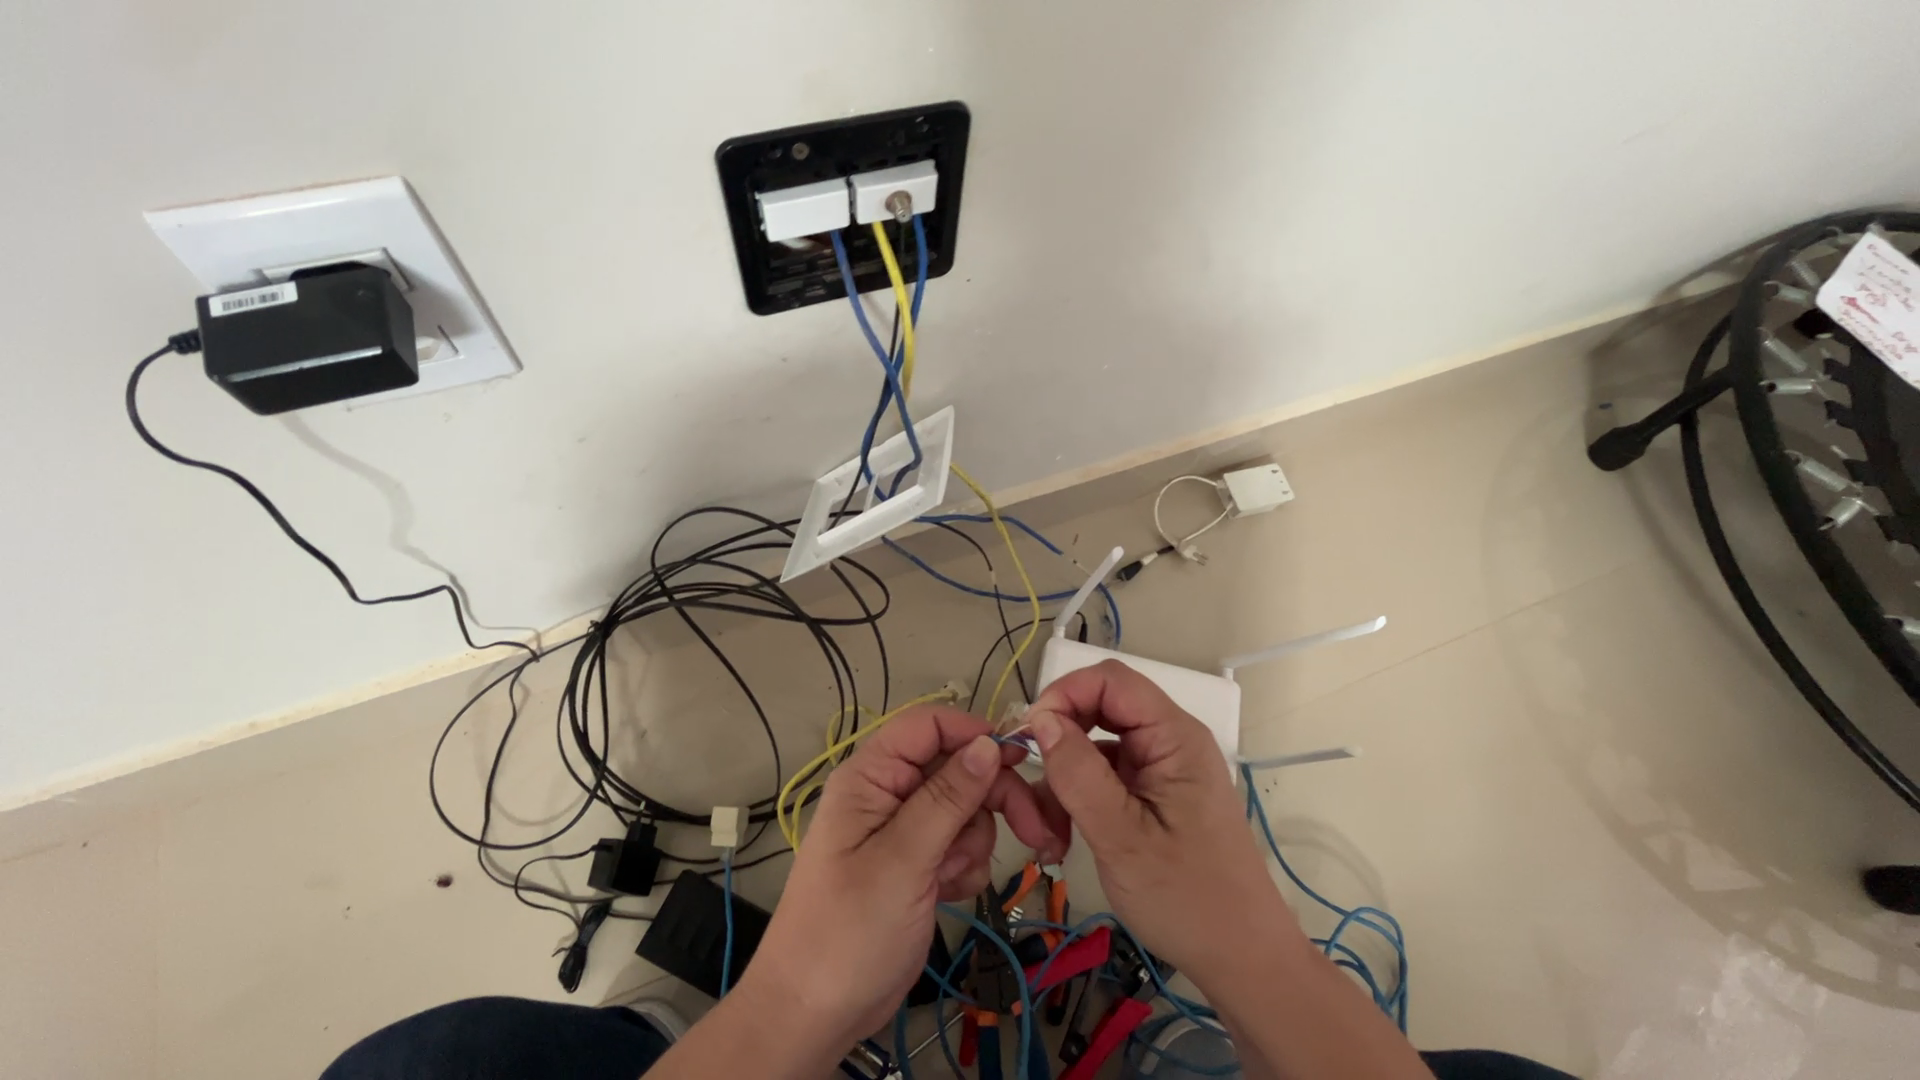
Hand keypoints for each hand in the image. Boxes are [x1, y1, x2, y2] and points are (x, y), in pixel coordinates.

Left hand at [739, 706, 1062, 1048]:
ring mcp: (904, 832)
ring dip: (974, 840)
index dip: (973, 733)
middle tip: (1033, 830)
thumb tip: (988, 743)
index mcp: (871, 778)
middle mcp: (888, 795)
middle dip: (992, 796)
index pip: (927, 726)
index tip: (1020, 759)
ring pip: (966, 807)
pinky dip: (966, 866)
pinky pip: (961, 844)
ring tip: (951, 877)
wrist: (818, 1013)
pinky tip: (950, 893)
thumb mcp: (902, 860)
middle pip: (957, 767)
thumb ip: (947, 798)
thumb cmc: (849, 931)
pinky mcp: (918, 865)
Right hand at [1026, 660, 1290, 984]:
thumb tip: (1040, 718)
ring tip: (1047, 830)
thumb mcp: (1121, 837)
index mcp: (1174, 737)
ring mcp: (1162, 768)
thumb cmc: (1187, 898)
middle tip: (1030, 782)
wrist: (1241, 957)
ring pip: (1095, 744)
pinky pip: (1105, 775)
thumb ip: (1078, 773)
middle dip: (1059, 738)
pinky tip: (1063, 836)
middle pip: (1101, 708)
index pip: (1110, 680)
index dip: (1064, 693)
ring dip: (1064, 777)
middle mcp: (1170, 741)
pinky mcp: (1154, 794)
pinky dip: (1078, 797)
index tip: (1029, 735)